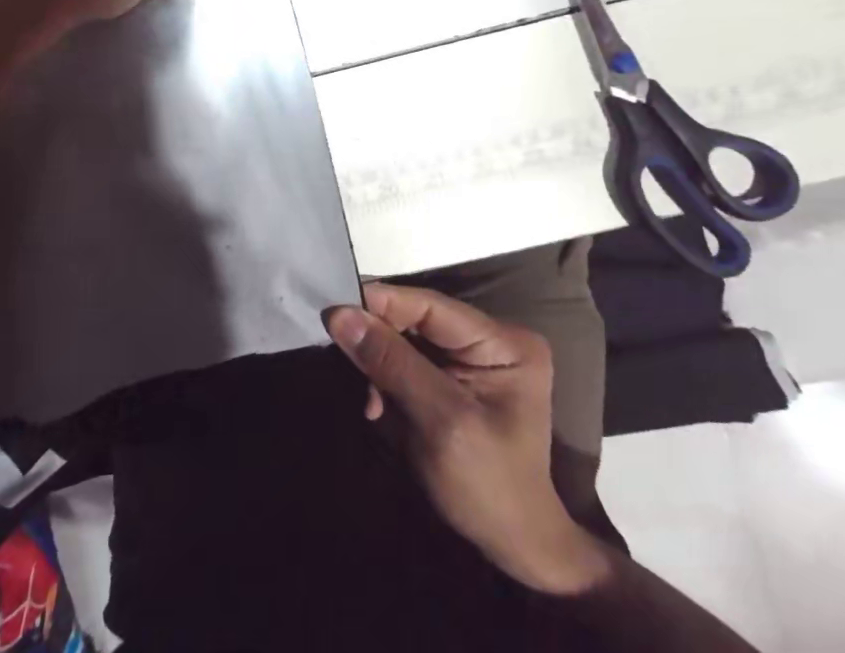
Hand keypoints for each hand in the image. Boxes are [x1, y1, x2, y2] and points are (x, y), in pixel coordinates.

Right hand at [324, 282, 613, 595]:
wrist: (512, 542)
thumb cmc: (486, 485)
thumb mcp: (439, 421)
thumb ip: (391, 362)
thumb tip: (339, 314)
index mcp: (504, 343)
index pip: (430, 306)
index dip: (380, 303)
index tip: (332, 312)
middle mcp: (490, 340)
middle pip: (415, 319)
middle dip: (378, 342)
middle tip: (348, 366)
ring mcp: (473, 358)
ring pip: (405, 340)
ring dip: (379, 366)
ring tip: (371, 403)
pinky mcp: (454, 378)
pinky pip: (407, 362)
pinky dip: (386, 381)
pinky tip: (379, 407)